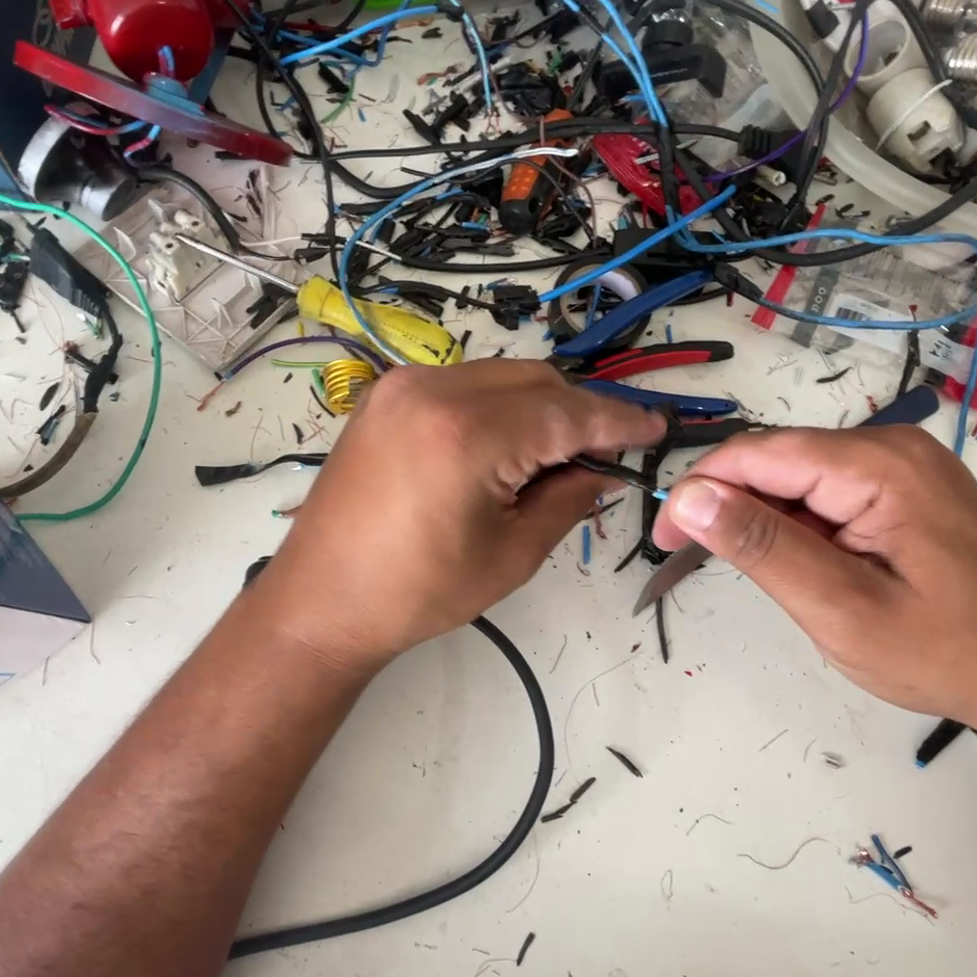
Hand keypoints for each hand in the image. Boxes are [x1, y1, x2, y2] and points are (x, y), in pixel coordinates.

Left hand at [255, 359, 665, 669]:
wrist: (321, 599)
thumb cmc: (415, 593)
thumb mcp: (510, 556)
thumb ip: (567, 500)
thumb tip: (602, 470)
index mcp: (467, 433)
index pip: (567, 412)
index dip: (618, 420)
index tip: (656, 428)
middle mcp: (432, 390)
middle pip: (537, 381)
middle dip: (579, 413)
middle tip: (604, 456)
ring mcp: (401, 387)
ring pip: (501, 377)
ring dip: (539, 407)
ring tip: (554, 458)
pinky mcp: (384, 396)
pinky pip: (463, 385)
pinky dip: (497, 406)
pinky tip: (506, 446)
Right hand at [653, 426, 976, 737]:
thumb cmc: (944, 654)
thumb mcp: (840, 609)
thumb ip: (762, 547)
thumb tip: (687, 496)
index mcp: (882, 466)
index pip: (759, 454)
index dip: (699, 490)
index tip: (665, 542)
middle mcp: (893, 447)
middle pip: (777, 460)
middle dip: (730, 505)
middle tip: (704, 564)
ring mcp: (905, 466)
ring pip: (797, 476)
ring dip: (763, 519)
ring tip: (768, 575)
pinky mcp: (907, 489)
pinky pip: (828, 491)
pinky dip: (798, 524)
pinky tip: (803, 564)